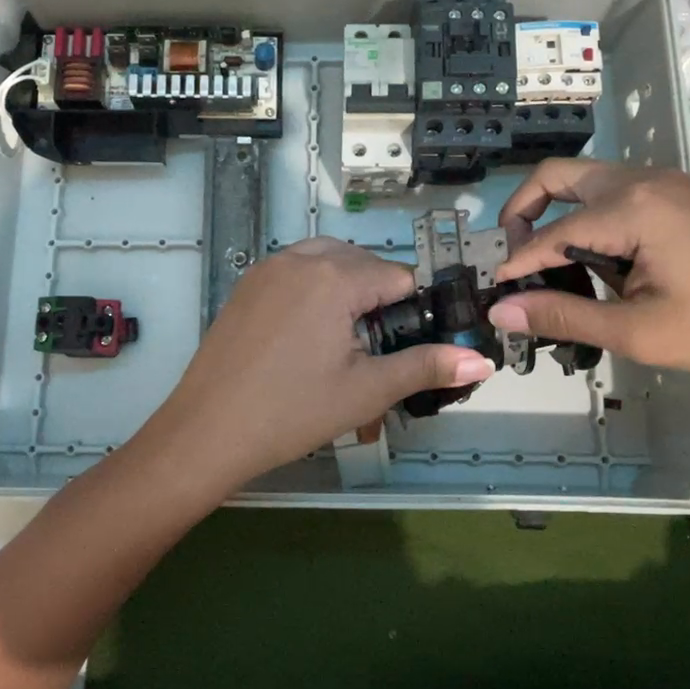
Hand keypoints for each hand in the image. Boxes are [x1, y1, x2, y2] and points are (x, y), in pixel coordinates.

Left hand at [146, 237, 493, 481]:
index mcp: (333, 277)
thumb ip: (425, 367)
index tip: (408, 346)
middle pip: (362, 263)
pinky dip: (312, 290)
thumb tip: (482, 360)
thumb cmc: (292, 412)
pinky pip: (294, 272)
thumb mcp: (366, 391)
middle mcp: (300, 259)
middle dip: (377, 298)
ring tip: (344, 343)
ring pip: (326, 262)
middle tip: (374, 351)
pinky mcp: (245, 286)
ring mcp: (266, 269)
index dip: (411, 309)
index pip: (396, 275)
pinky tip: (306, 338)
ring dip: (345, 290)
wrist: (207, 430)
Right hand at [489, 159, 689, 373]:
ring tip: (555, 268)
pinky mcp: (684, 195)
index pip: (551, 233)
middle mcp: (644, 180)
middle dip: (524, 212)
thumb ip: (564, 317)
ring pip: (589, 182)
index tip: (492, 291)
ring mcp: (668, 183)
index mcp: (631, 208)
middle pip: (559, 177)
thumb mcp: (639, 332)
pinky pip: (619, 193)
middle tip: (514, 258)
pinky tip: (603, 262)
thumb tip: (500, 311)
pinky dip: (592, 216)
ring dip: (560, 214)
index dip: (517, 263)